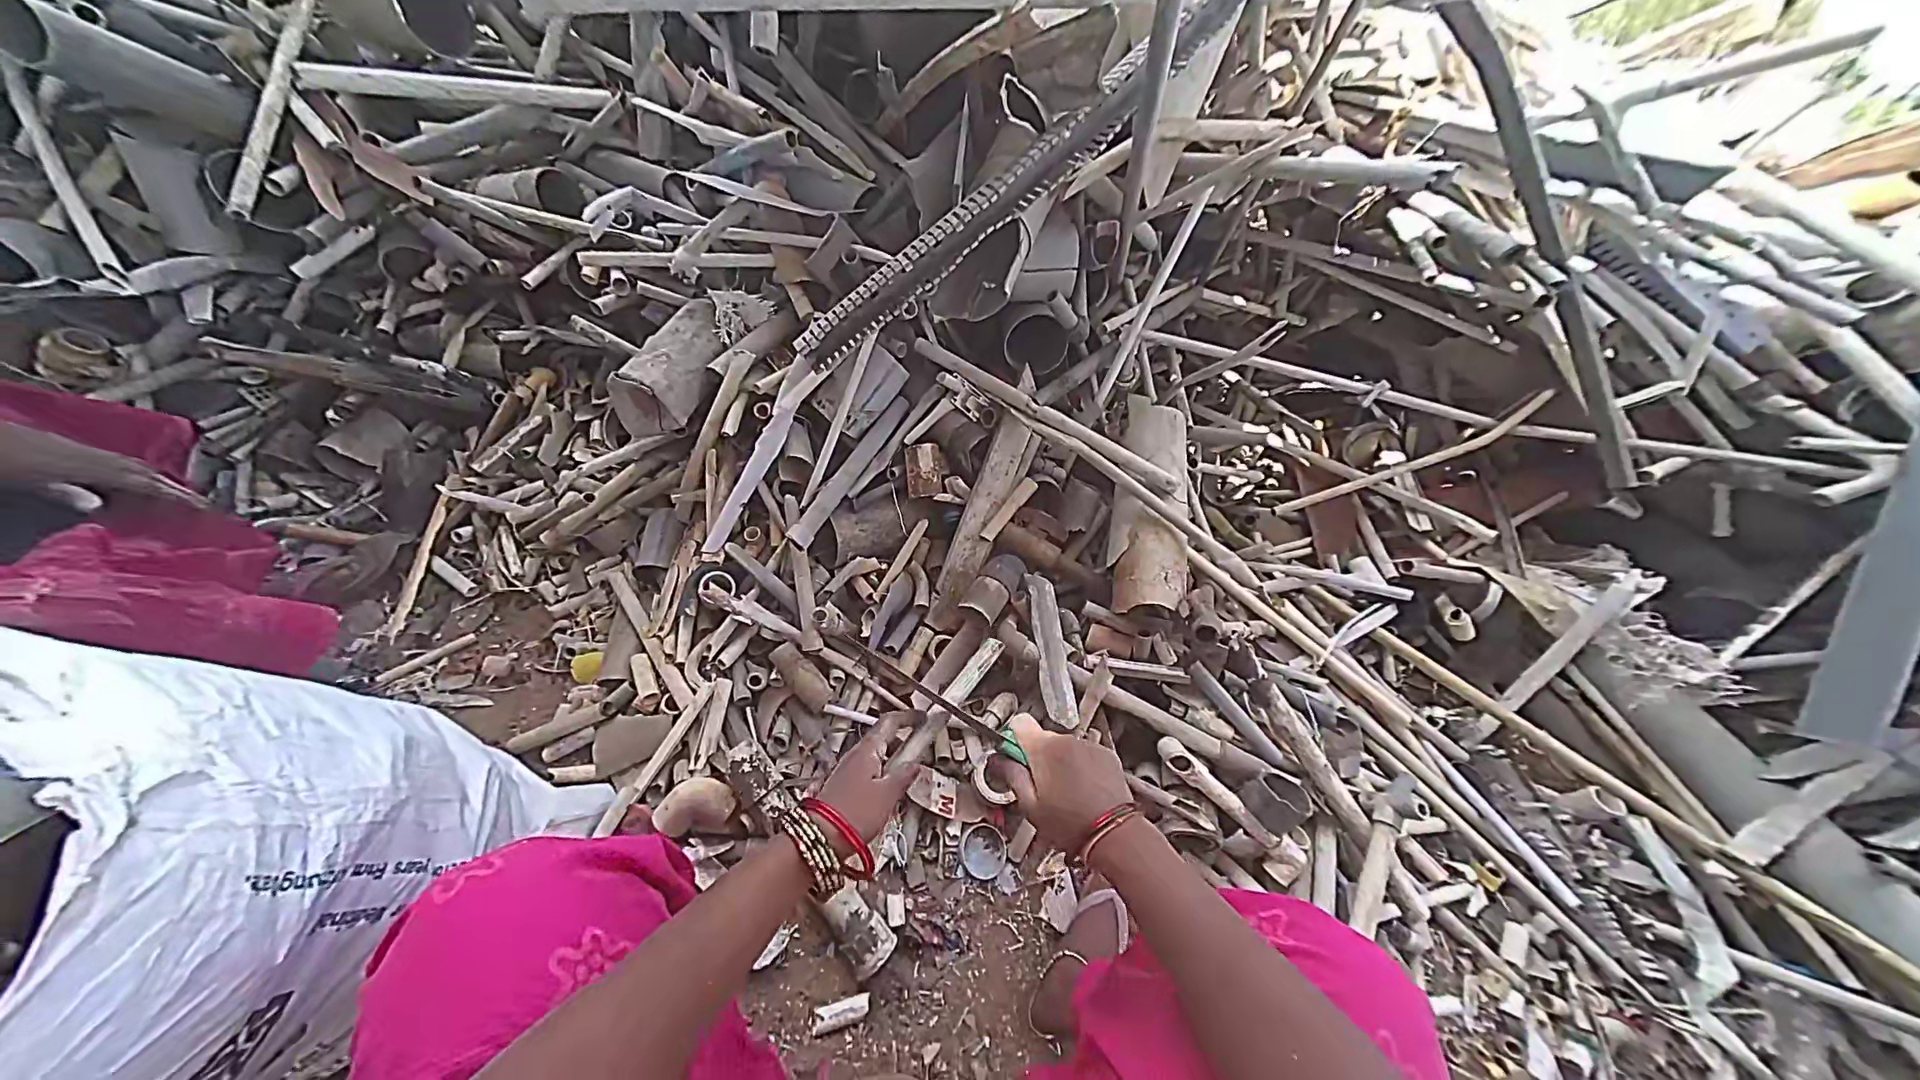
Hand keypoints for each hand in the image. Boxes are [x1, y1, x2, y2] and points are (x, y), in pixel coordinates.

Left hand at [812, 712, 915, 847]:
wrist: (821, 839)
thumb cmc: (851, 816)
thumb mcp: (887, 795)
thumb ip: (904, 775)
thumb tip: (915, 765)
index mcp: (866, 750)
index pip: (889, 722)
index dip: (909, 717)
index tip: (922, 717)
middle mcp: (854, 756)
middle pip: (883, 738)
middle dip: (903, 740)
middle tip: (920, 747)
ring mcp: (847, 770)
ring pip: (876, 755)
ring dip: (894, 759)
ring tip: (908, 773)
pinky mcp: (844, 786)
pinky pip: (869, 771)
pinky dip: (883, 773)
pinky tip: (889, 790)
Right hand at [1002, 714, 1134, 850]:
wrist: (1114, 834)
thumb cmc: (1072, 825)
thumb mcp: (1031, 807)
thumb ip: (1012, 777)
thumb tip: (1000, 762)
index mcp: (1044, 750)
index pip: (1019, 723)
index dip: (1014, 741)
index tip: (1016, 760)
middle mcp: (1067, 741)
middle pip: (1042, 738)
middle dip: (1038, 758)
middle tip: (1041, 787)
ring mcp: (1088, 746)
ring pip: (1063, 747)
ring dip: (1060, 763)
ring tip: (1065, 793)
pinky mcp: (1105, 754)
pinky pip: (1084, 754)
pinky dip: (1080, 766)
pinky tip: (1082, 790)